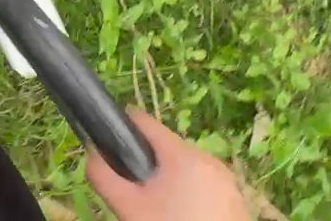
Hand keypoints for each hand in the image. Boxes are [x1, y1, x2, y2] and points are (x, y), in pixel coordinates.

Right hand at [88, 111, 247, 220]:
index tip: (113, 155)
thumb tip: (91, 151)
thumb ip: (102, 174)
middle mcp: (209, 158)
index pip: (141, 120)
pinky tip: (183, 217)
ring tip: (161, 210)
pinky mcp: (238, 200)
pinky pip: (202, 183)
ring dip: (168, 180)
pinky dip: (189, 194)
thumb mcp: (128, 208)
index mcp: (183, 153)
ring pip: (182, 165)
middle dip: (147, 164)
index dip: (121, 131)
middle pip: (162, 145)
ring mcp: (228, 181)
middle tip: (140, 195)